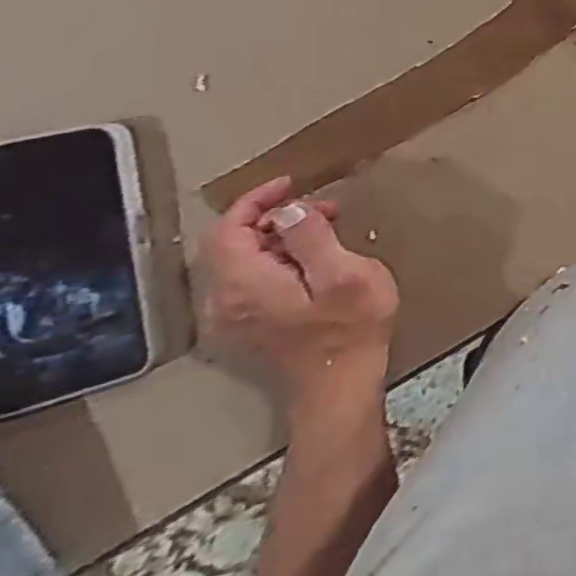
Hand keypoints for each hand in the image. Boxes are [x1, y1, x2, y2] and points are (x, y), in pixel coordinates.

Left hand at [198, 176, 398, 415]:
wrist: (340, 391)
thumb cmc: (349, 329)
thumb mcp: (343, 274)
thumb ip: (311, 237)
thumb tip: (288, 211)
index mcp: (244, 282)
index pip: (228, 227)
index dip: (256, 199)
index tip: (293, 184)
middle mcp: (227, 300)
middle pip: (233, 242)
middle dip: (275, 216)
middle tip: (324, 209)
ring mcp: (235, 317)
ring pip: (244, 260)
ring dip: (281, 236)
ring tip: (327, 229)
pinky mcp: (252, 327)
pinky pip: (253, 278)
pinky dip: (279, 258)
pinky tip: (316, 261)